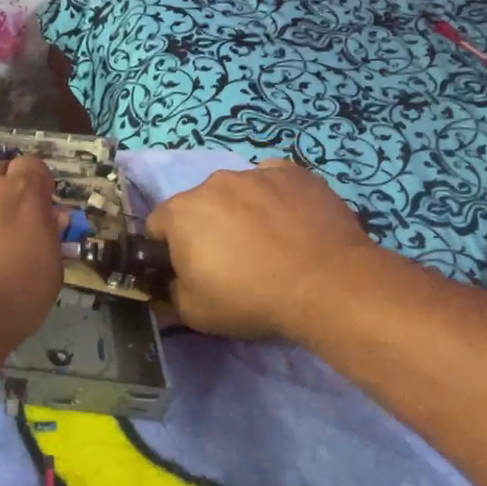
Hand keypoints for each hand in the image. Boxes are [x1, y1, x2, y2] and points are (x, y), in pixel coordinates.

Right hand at [146, 159, 380, 340]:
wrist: (329, 286)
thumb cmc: (251, 298)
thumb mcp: (193, 312)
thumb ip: (169, 293)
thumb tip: (168, 285)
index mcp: (180, 212)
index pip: (157, 226)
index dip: (169, 250)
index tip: (190, 271)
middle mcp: (212, 182)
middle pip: (198, 205)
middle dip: (207, 228)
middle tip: (232, 261)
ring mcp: (256, 173)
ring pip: (237, 192)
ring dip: (242, 212)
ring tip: (270, 244)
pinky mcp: (295, 173)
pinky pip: (273, 182)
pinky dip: (276, 199)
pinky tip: (292, 224)